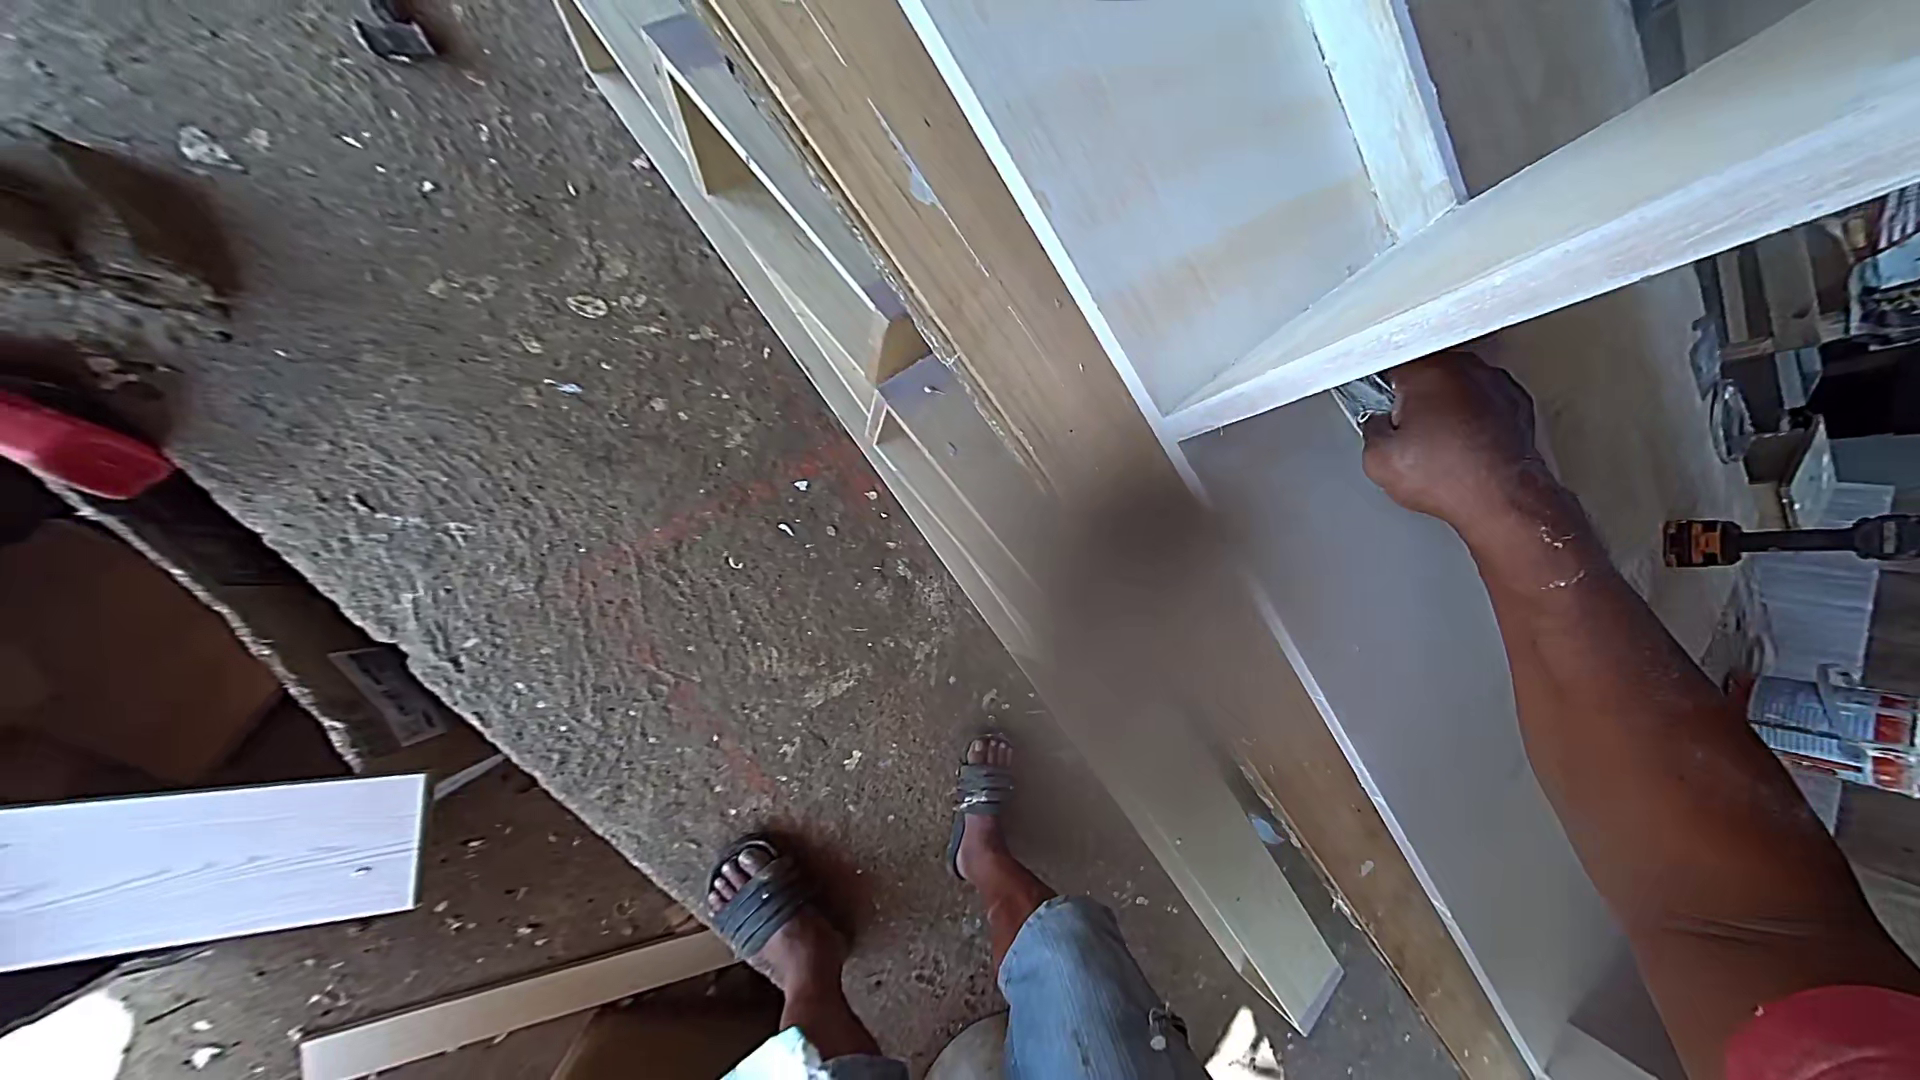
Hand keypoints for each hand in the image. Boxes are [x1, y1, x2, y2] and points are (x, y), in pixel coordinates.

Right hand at [1361, 351, 1558, 531]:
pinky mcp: (1517, 406)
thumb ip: (1370, 428)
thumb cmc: (1447, 476)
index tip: (1373, 404)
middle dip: (1411, 396)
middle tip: (1400, 428)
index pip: (1391, 365)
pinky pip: (1481, 402)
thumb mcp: (1377, 457)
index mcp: (1429, 373)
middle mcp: (1467, 371)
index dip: (1377, 388)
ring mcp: (1498, 386)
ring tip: (1431, 441)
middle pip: (1427, 371)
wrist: (1500, 499)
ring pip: (1456, 385)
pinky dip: (1468, 417)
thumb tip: (1377, 424)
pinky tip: (1456, 444)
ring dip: (1442, 405)